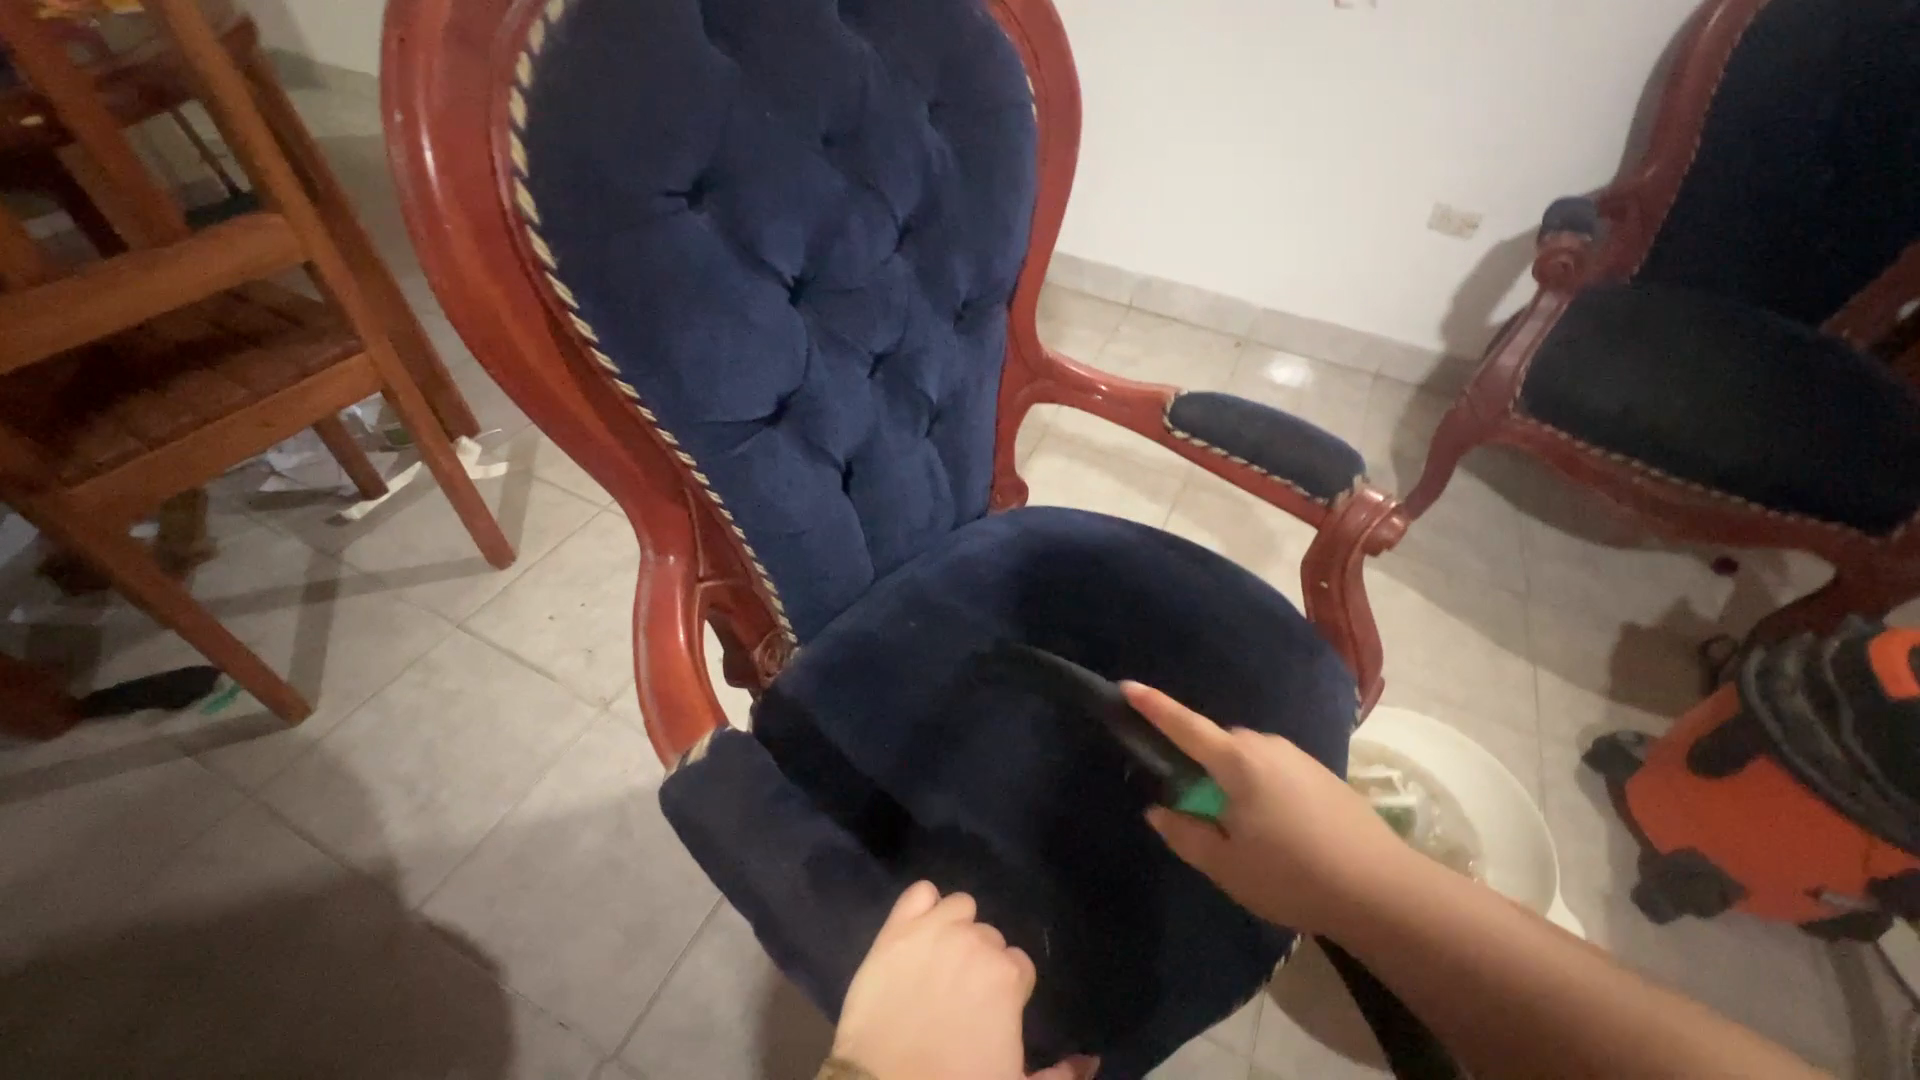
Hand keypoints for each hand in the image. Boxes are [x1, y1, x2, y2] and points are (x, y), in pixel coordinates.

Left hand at [832, 881, 1093, 1079]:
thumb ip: (1060, 1075)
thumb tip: (1090, 1061)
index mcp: (1009, 975)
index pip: (1019, 965)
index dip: (1006, 990)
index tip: (992, 1011)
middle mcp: (976, 942)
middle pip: (988, 937)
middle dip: (981, 961)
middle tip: (962, 994)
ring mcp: (934, 929)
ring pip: (959, 906)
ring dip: (956, 927)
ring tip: (941, 959)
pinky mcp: (896, 929)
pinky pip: (919, 893)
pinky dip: (923, 905)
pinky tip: (919, 927)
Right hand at [1125, 681, 1416, 936]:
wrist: (1383, 890)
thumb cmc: (1292, 875)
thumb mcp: (1225, 865)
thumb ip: (1184, 834)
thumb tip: (1160, 810)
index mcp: (1236, 761)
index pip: (1184, 725)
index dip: (1153, 706)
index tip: (1126, 685)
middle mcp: (1266, 747)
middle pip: (1218, 744)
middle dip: (1201, 766)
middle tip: (1198, 811)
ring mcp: (1299, 758)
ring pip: (1248, 760)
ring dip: (1235, 782)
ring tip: (1244, 833)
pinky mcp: (1323, 775)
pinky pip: (1274, 771)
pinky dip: (1262, 790)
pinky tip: (1279, 833)